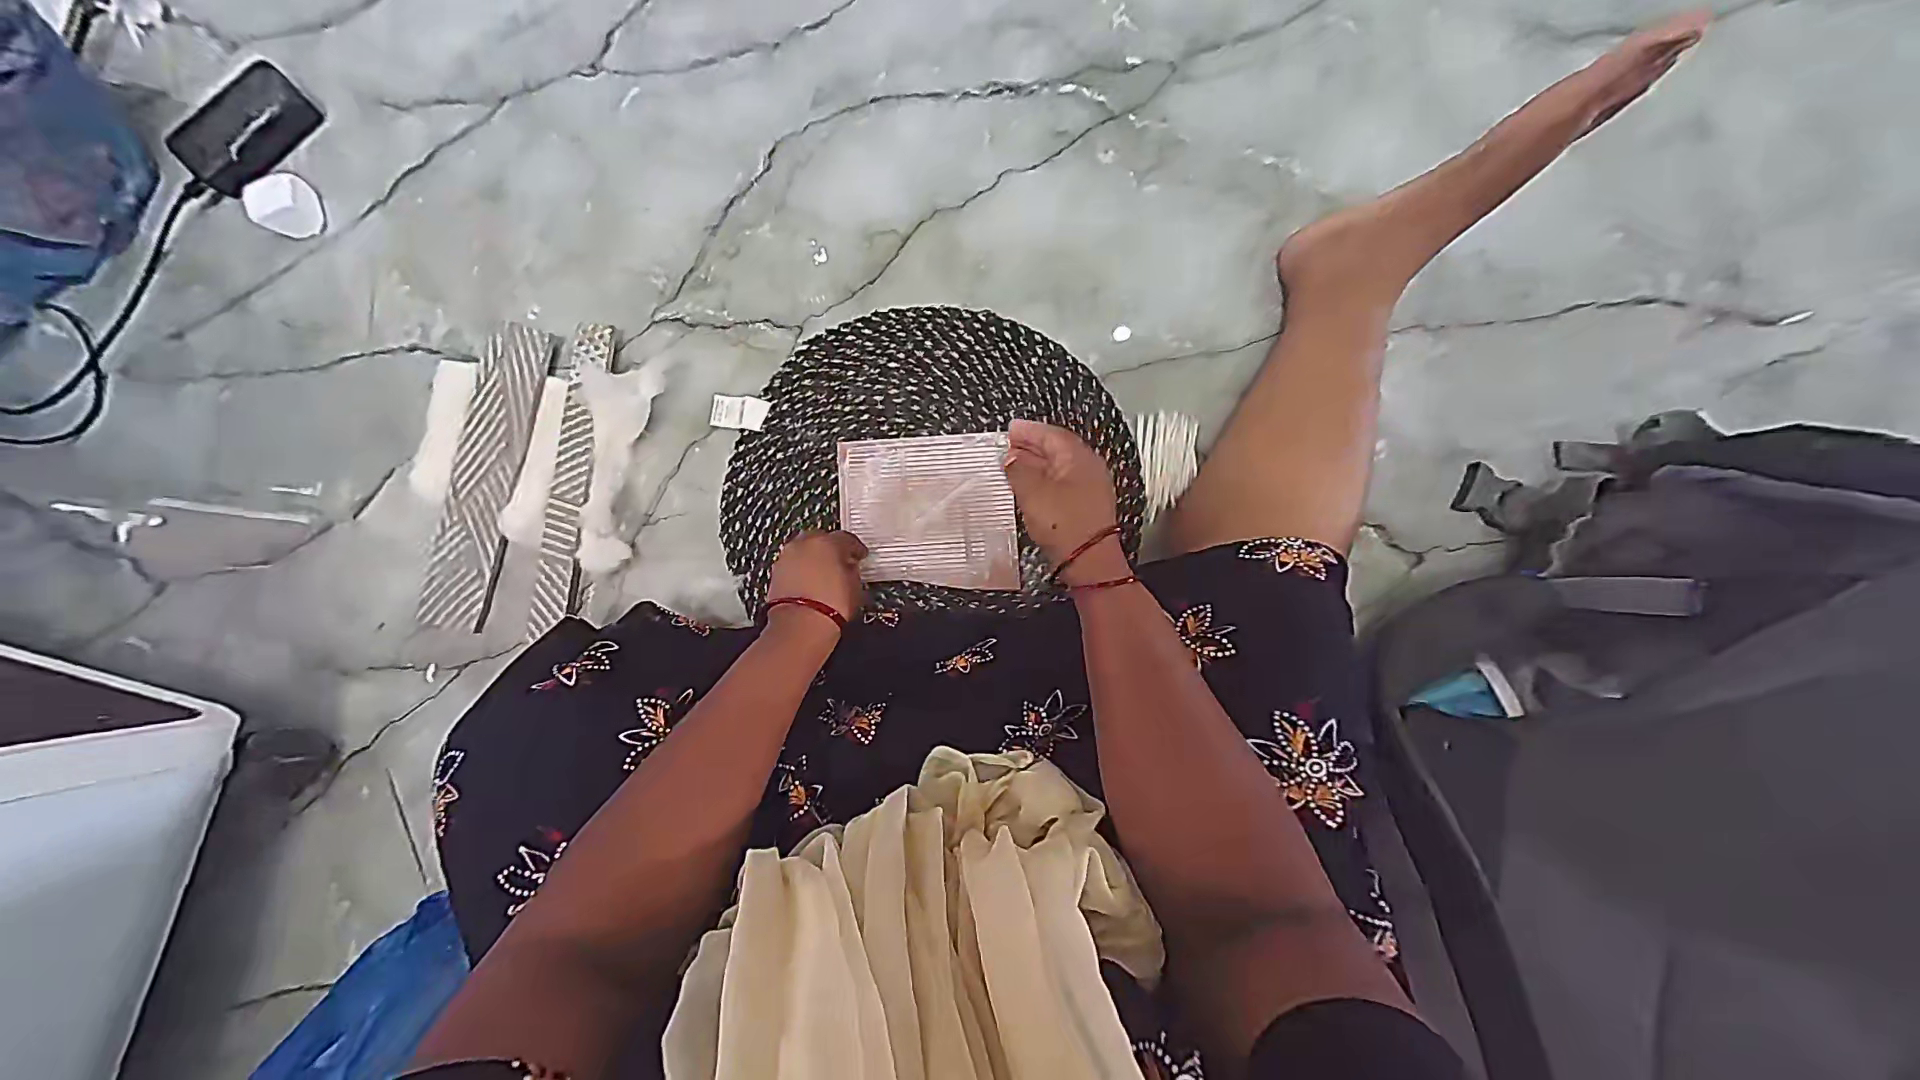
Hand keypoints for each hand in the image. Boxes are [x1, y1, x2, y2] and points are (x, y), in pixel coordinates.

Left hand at [767, 530, 867, 629]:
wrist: (800, 625)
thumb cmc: (829, 606)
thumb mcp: (855, 587)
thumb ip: (852, 571)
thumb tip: (849, 569)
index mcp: (828, 543)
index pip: (846, 539)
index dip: (855, 548)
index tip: (859, 555)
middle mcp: (805, 544)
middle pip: (820, 539)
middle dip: (830, 549)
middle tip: (840, 562)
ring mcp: (787, 557)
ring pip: (804, 551)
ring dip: (813, 559)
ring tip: (824, 575)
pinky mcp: (775, 573)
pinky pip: (792, 565)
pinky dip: (800, 571)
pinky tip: (810, 584)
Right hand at [1003, 419, 1125, 581]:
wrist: (1089, 561)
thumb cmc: (1065, 525)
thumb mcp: (1033, 492)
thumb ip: (1018, 469)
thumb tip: (1011, 458)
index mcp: (1079, 457)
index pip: (1052, 434)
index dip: (1028, 431)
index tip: (1011, 430)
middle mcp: (1088, 468)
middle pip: (1057, 448)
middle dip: (1031, 446)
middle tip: (1009, 446)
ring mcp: (1090, 488)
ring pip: (1058, 467)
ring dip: (1036, 464)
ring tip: (1013, 467)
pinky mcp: (1085, 507)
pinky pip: (1061, 484)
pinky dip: (1043, 481)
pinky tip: (1029, 488)